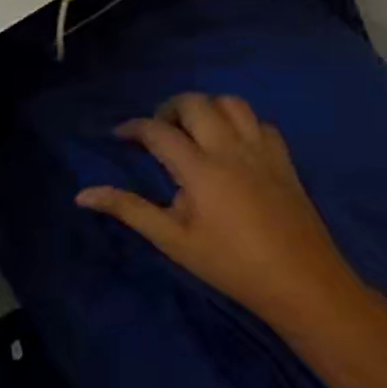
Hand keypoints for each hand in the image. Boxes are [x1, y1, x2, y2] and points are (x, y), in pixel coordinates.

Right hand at [77, 93, 365, 317]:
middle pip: (194, 102)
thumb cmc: (231, 265)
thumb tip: (83, 194)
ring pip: (230, 102)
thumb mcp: (174, 241)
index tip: (120, 135)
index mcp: (200, 168)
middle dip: (170, 108)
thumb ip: (130, 209)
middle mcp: (229, 147)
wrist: (303, 285)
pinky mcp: (284, 158)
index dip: (134, 127)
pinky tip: (234, 143)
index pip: (157, 130)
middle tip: (160, 130)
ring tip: (196, 129)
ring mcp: (260, 149)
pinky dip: (241, 123)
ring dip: (207, 107)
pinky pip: (260, 121)